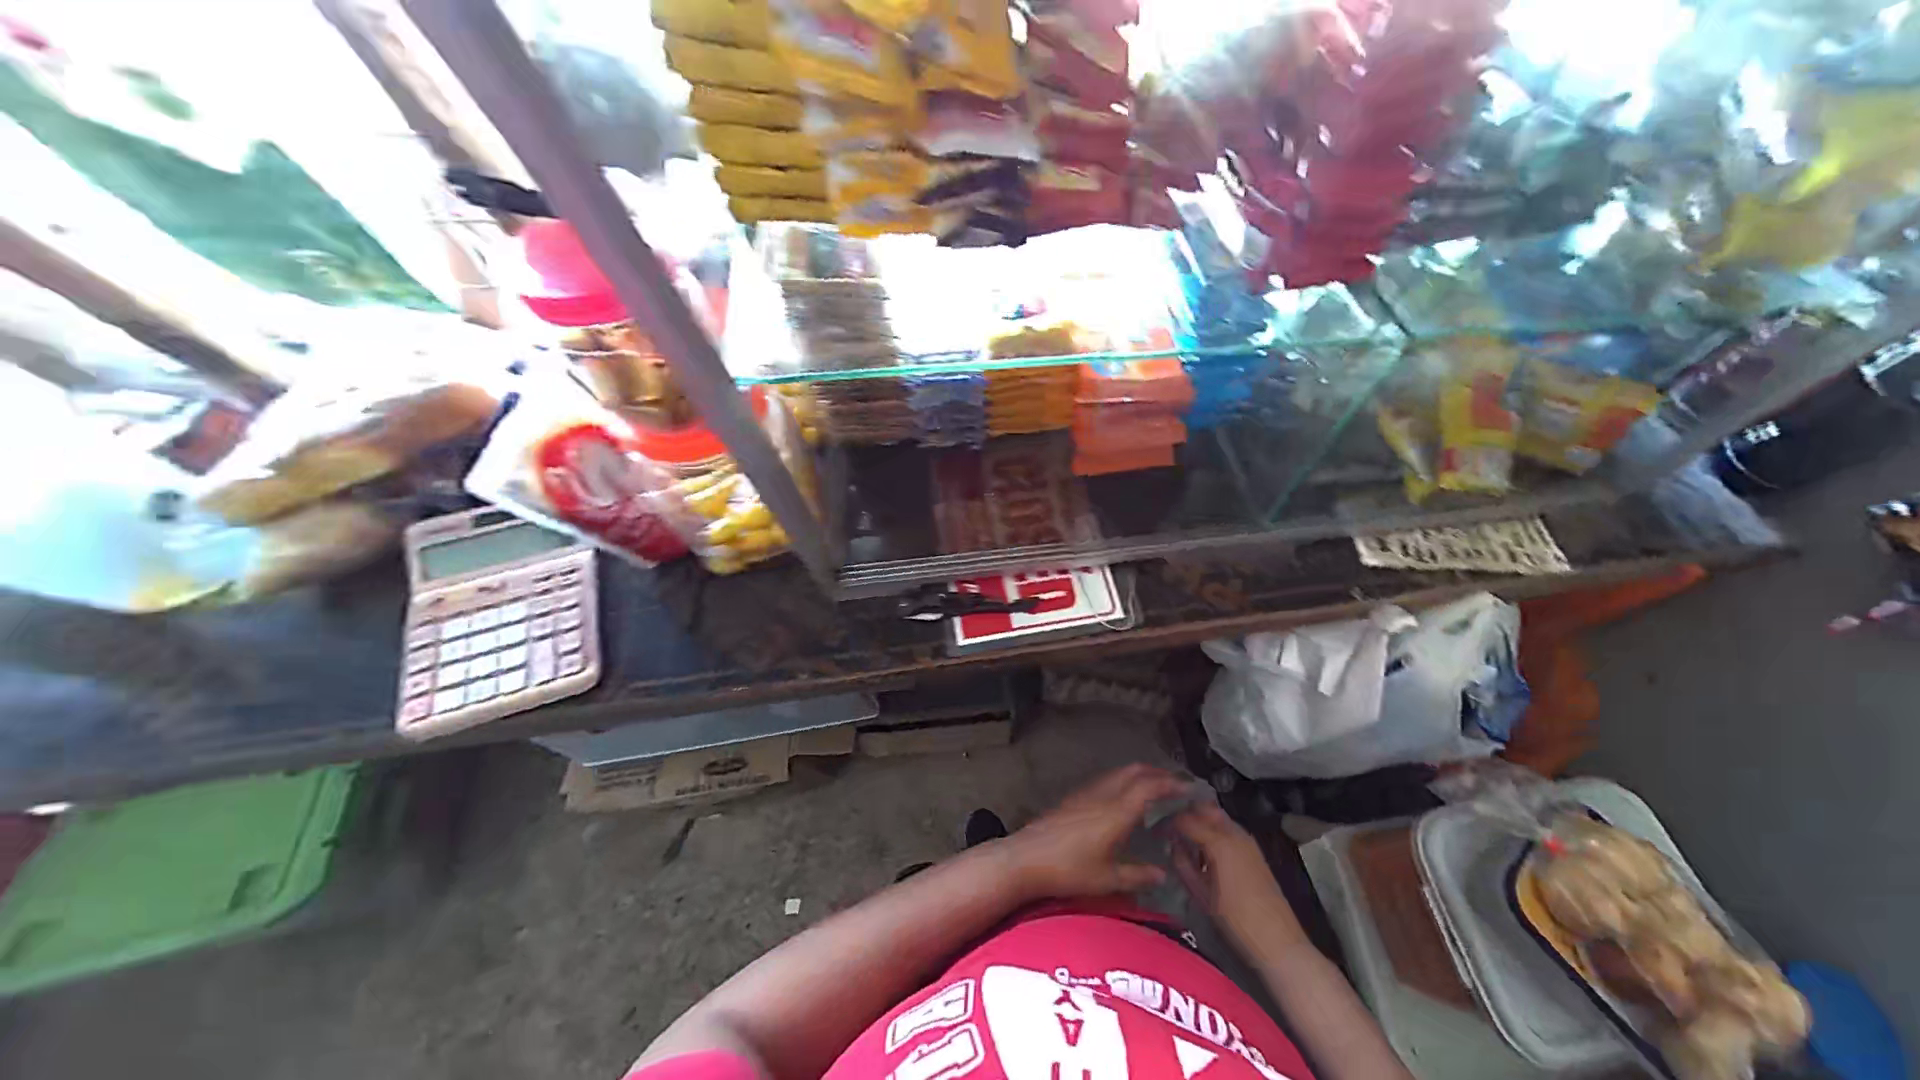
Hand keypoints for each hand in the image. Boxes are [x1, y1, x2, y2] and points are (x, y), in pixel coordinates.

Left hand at [999, 764, 1188, 900]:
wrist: (1025, 858)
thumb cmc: (1068, 870)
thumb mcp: (1106, 879)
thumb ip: (1137, 875)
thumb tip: (1162, 874)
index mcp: (1115, 812)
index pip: (1149, 787)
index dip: (1171, 784)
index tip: (1190, 788)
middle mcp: (1102, 795)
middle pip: (1134, 772)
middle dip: (1158, 773)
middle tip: (1177, 786)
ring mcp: (1085, 794)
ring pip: (1118, 774)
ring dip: (1140, 776)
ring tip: (1156, 790)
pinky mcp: (1073, 799)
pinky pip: (1106, 781)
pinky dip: (1124, 782)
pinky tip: (1125, 799)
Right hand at [1171, 802, 1304, 956]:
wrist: (1279, 942)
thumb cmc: (1236, 921)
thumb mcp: (1202, 895)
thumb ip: (1183, 865)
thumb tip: (1172, 846)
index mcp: (1219, 842)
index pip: (1186, 819)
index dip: (1168, 821)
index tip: (1155, 827)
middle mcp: (1235, 834)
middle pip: (1205, 809)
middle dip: (1186, 812)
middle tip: (1169, 824)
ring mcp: (1248, 841)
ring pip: (1219, 817)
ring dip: (1202, 819)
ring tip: (1184, 834)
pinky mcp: (1255, 851)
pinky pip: (1230, 829)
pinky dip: (1215, 829)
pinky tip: (1206, 846)